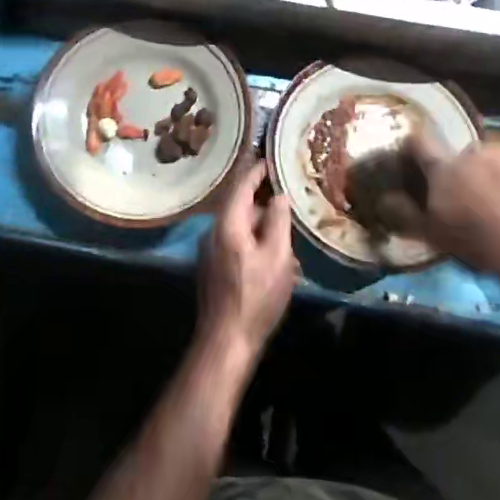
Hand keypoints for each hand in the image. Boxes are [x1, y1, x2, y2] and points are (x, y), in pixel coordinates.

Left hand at [197, 160, 296, 355]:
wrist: (226, 339)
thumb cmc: (256, 297)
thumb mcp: (277, 257)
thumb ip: (277, 222)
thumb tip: (278, 196)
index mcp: (226, 225)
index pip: (240, 187)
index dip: (256, 172)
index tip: (270, 159)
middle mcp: (212, 232)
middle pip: (240, 208)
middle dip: (265, 208)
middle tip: (289, 206)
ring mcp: (209, 251)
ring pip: (240, 229)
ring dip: (264, 232)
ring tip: (289, 246)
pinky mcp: (212, 268)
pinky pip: (236, 246)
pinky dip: (255, 247)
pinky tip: (276, 265)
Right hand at [402, 134, 499, 319]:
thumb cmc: (484, 245)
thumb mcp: (435, 237)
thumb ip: (405, 214)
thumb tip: (384, 198)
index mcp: (443, 170)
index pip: (418, 143)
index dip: (414, 148)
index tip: (415, 161)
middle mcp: (473, 152)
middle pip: (460, 156)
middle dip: (463, 173)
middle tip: (472, 201)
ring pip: (494, 160)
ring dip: (494, 175)